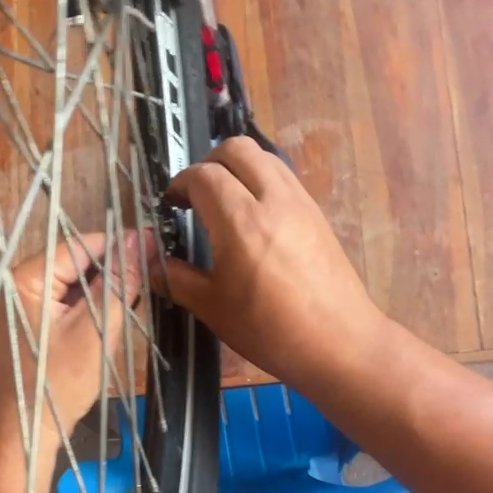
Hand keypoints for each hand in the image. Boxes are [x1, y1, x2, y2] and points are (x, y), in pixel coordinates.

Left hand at [0, 230, 146, 439]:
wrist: (22, 435)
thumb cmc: (59, 385)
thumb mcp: (97, 331)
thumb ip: (119, 282)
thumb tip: (139, 239)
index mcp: (26, 278)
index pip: (80, 245)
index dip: (118, 245)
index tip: (153, 247)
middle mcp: (14, 286)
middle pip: (72, 265)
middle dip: (109, 274)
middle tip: (145, 285)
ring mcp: (14, 309)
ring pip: (67, 289)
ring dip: (98, 297)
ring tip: (129, 309)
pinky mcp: (21, 330)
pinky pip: (57, 309)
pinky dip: (82, 314)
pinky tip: (103, 329)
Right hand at [159, 137, 385, 387]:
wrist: (337, 343)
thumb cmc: (269, 330)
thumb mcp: (212, 308)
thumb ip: (177, 278)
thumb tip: (154, 263)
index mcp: (241, 221)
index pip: (203, 176)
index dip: (180, 184)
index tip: (170, 205)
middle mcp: (272, 199)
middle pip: (236, 150)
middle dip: (208, 164)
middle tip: (195, 195)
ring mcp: (299, 202)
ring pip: (263, 157)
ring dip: (237, 168)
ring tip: (223, 202)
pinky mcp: (316, 212)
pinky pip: (283, 177)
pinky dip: (260, 181)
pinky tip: (252, 217)